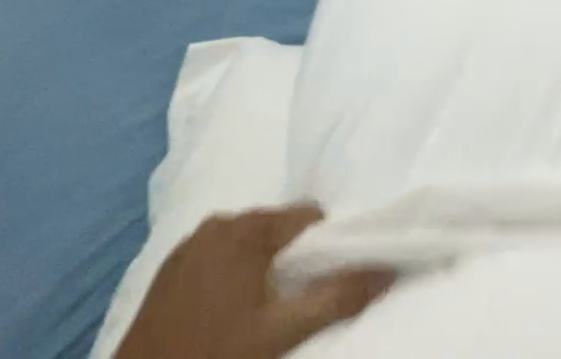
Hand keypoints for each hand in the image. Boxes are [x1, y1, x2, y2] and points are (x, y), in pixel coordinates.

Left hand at [117, 205, 392, 358]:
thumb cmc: (213, 357)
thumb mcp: (281, 333)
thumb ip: (338, 297)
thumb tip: (390, 269)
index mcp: (247, 228)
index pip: (310, 217)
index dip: (325, 248)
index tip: (324, 285)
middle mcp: (219, 222)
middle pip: (280, 228)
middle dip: (294, 259)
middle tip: (293, 306)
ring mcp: (190, 244)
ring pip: (250, 242)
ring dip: (264, 268)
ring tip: (261, 314)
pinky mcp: (170, 268)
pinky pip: (221, 256)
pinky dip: (234, 275)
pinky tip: (228, 314)